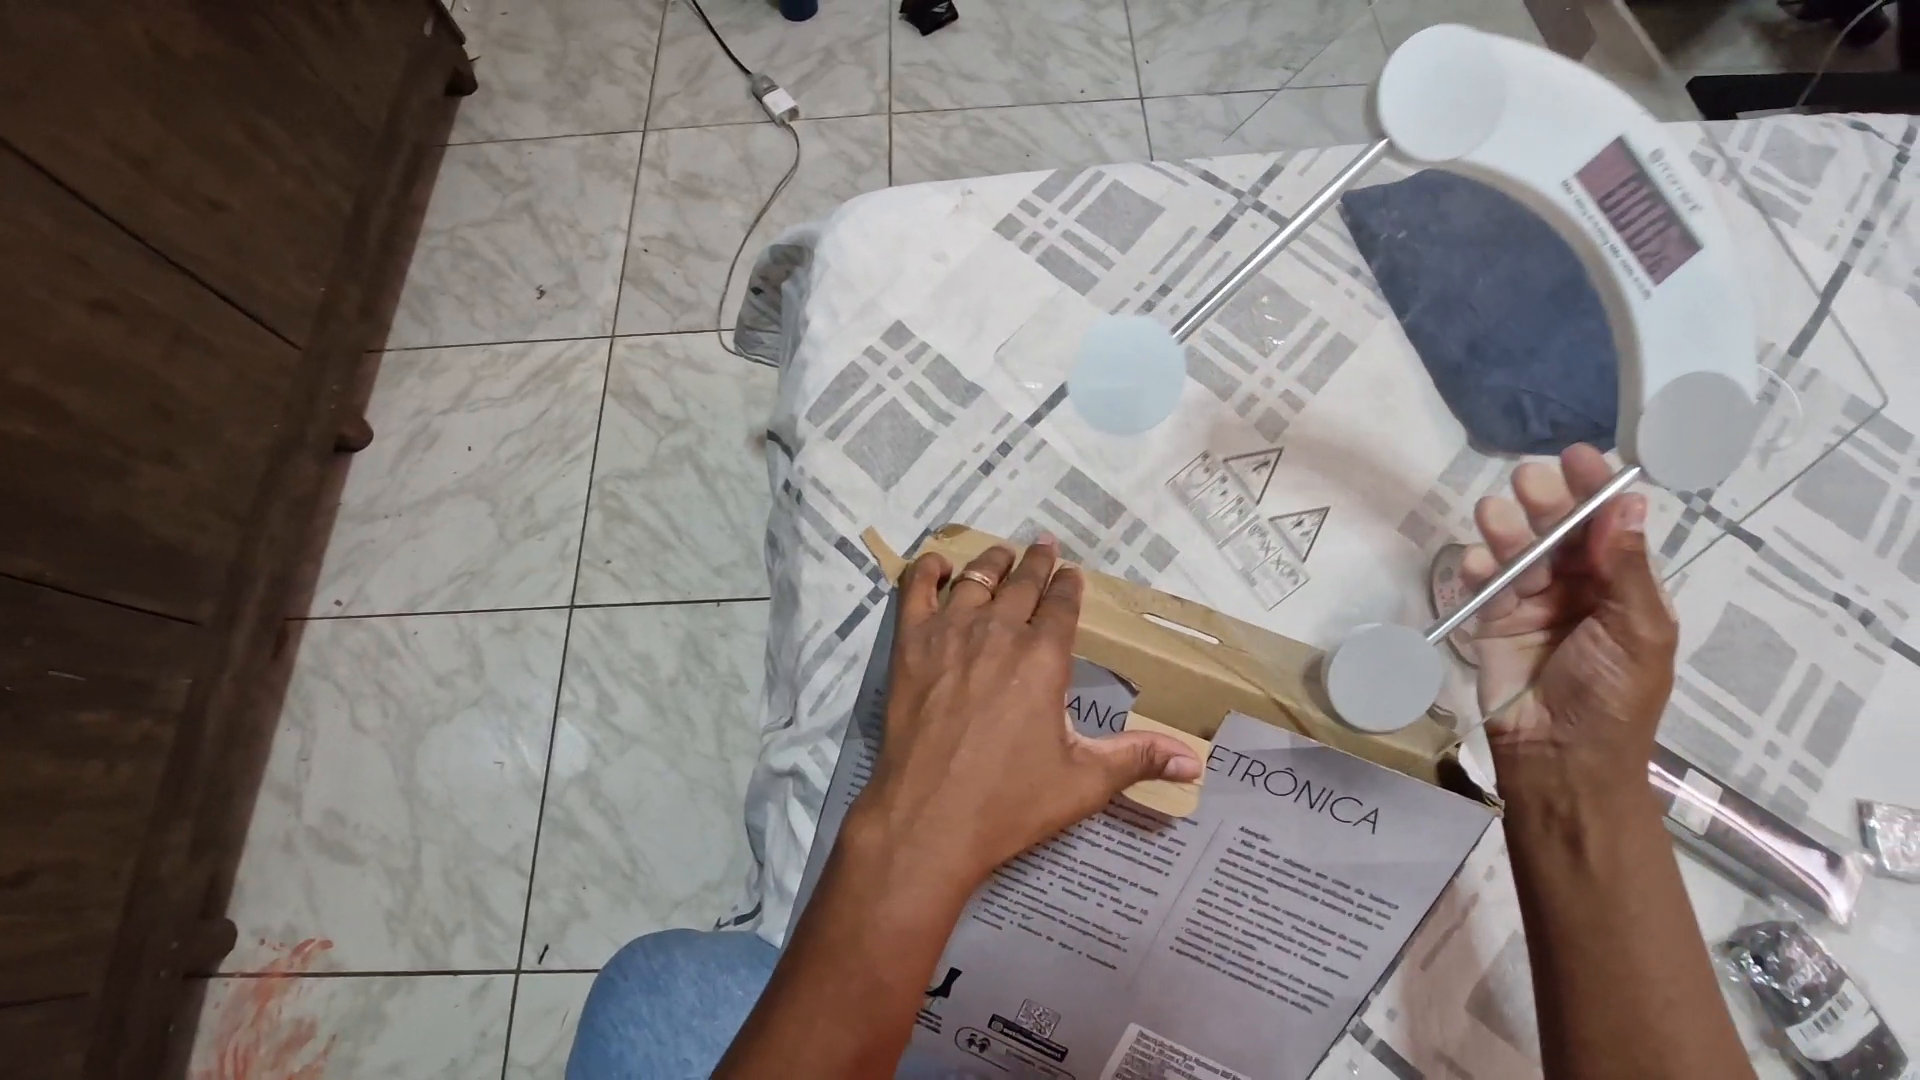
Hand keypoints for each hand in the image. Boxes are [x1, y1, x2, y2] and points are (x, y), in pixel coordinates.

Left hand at [849, 536, 1203, 897]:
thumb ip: (1136, 759)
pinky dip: (928, 570)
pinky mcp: (910, 645)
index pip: (1063, 604)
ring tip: (1003, 552)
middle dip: (1038, 561)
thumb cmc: (1009, 802)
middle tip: (1044, 544)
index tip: (1073, 573)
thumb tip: (1195, 763)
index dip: (1070, 585)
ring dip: (993, 561)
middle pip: (1023, 582)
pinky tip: (940, 565)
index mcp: (1044, 657)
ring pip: (976, 580)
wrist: (929, 818)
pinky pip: (916, 590)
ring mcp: (950, 633)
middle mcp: (999, 632)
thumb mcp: (1083, 782)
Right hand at [1461, 444, 1678, 786]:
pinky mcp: (1490, 618)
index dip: (1597, 492)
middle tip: (1530, 478)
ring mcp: (1530, 602)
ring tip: (1497, 513)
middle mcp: (1576, 587)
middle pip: (1559, 530)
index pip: (1609, 528)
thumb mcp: (1638, 631)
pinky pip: (1483, 580)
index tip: (1579, 457)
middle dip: (1546, 500)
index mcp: (1622, 587)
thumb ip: (1628, 569)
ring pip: (1517, 548)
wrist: (1558, 750)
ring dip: (1508, 527)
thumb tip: (1630, 504)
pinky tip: (1480, 563)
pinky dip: (1479, 566)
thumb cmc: (1612, 694)